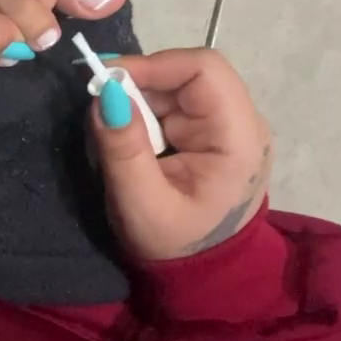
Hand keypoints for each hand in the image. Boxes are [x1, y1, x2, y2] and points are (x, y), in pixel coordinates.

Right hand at [89, 49, 272, 261]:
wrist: (201, 277)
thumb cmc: (173, 243)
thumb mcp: (139, 201)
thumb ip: (123, 147)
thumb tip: (104, 92)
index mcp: (238, 138)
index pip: (203, 69)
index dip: (152, 64)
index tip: (104, 80)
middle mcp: (241, 123)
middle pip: (188, 73)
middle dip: (139, 83)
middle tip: (99, 104)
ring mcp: (226, 127)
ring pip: (176, 86)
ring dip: (137, 98)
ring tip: (112, 128)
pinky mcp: (209, 134)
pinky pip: (173, 104)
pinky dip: (142, 111)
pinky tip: (128, 136)